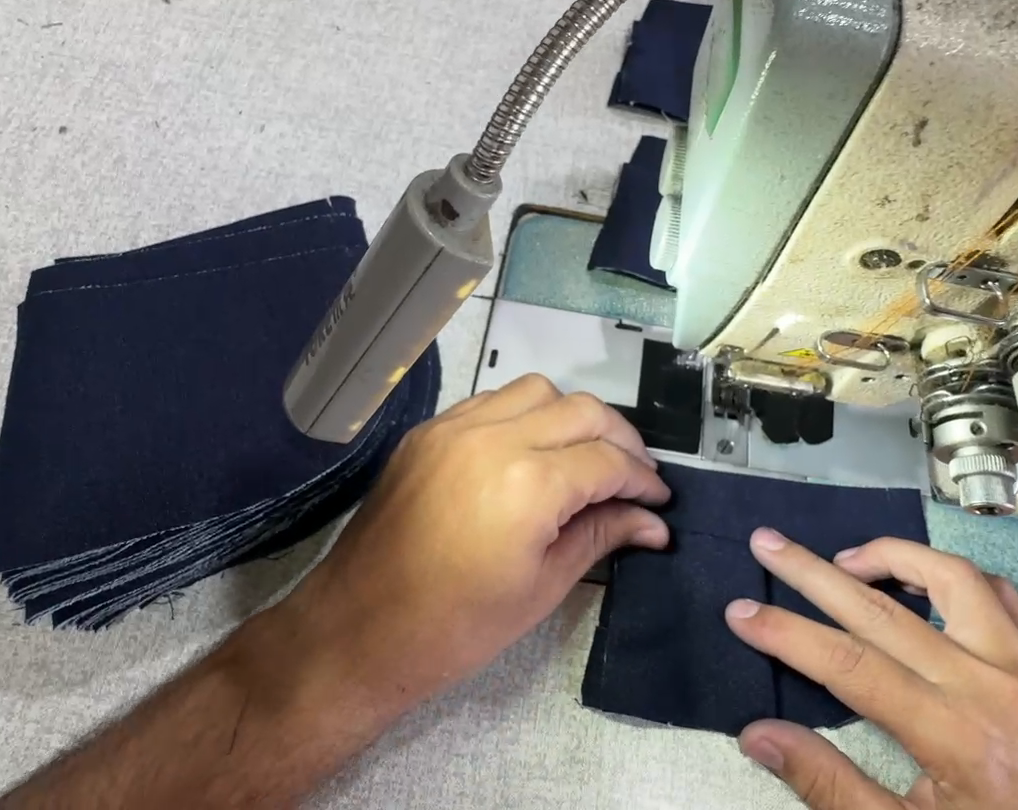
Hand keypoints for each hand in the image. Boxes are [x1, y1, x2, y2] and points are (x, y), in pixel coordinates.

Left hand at [277, 374, 670, 717]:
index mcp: (527, 484)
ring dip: (572, 415)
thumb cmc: (456, 627)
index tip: (658, 500)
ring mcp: (455, 427)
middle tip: (634, 474)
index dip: (642, 480)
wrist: (358, 628)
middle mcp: (493, 437)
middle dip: (620, 438)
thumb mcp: (542, 587)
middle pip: (582, 410)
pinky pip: (492, 399)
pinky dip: (525, 413)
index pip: (607, 461)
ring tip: (586, 454)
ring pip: (537, 389)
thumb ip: (601, 536)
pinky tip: (533, 448)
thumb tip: (653, 523)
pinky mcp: (430, 429)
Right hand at [724, 530, 1017, 809]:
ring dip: (890, 558)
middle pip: (883, 607)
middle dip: (813, 573)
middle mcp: (993, 686)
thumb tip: (758, 735)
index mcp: (957, 737)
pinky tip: (920, 584)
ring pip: (951, 577)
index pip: (849, 666)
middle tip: (768, 543)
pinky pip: (999, 595)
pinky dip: (950, 577)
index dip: (787, 634)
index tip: (741, 612)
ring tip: (843, 560)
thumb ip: (829, 786)